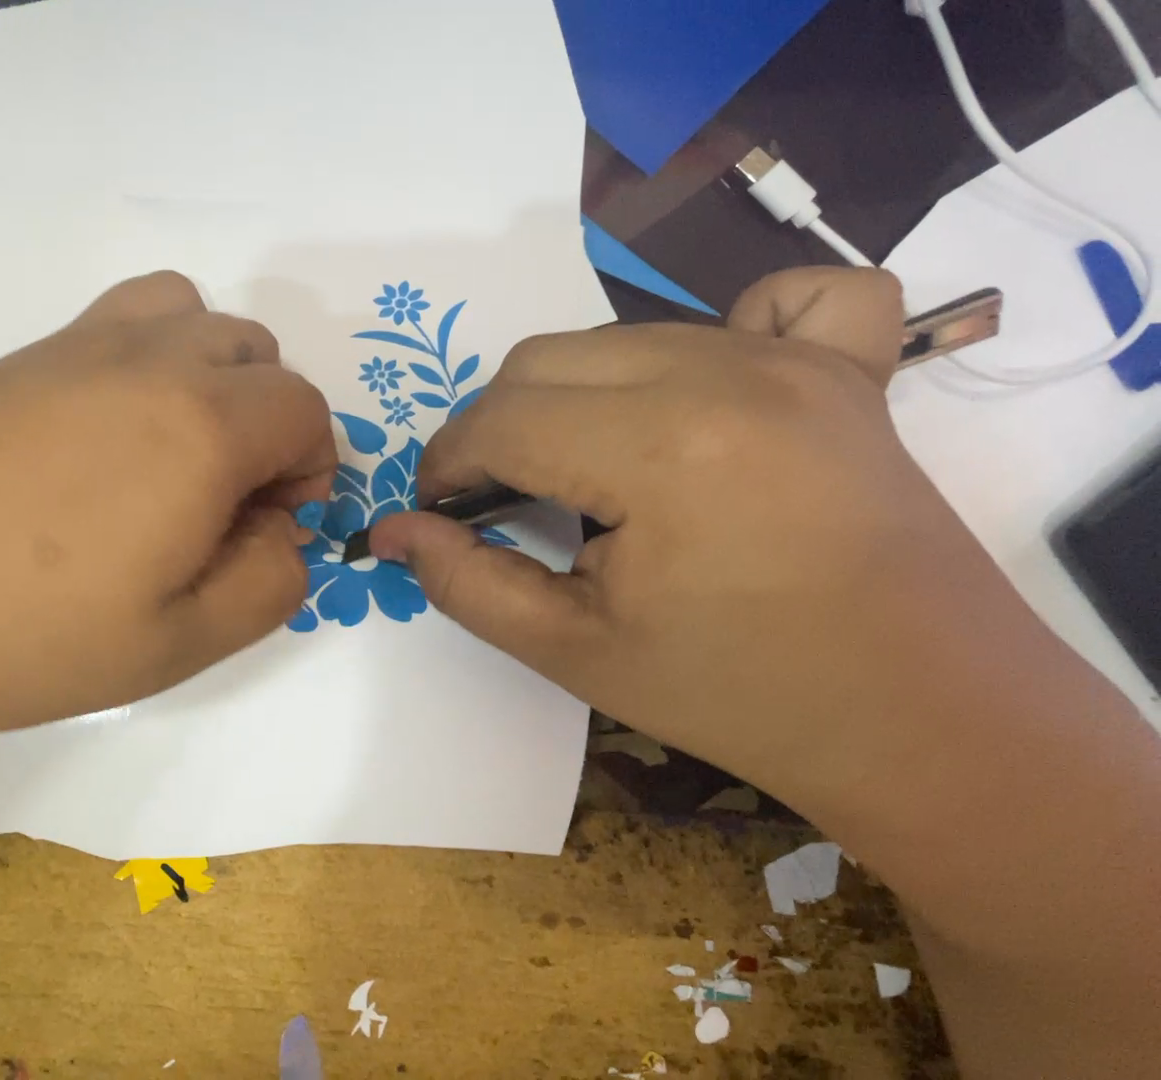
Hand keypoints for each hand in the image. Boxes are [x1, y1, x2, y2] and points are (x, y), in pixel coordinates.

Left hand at [0, 271, 333, 790]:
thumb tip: (280, 529)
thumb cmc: (25, 636)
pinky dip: (138, 361)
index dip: (311, 465)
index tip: (273, 522)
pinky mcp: (9, 358)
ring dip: (206, 371)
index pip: (303, 408)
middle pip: (252, 350)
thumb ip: (268, 584)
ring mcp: (71, 348)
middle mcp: (147, 363)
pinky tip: (90, 440)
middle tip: (222, 496)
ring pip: (181, 314)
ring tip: (168, 449)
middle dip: (265, 417)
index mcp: (202, 429)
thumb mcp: (178, 645)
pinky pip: (108, 325)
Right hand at [367, 267, 1090, 813]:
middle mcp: (730, 375)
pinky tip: (707, 388)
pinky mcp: (851, 371)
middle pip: (546, 360)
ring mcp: (801, 361)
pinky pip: (790, 298)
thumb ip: (465, 580)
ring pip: (624, 335)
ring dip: (574, 394)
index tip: (440, 510)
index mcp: (662, 451)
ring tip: (585, 471)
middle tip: (499, 499)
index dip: (447, 464)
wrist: (925, 721)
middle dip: (495, 427)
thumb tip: (393, 530)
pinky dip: (731, 325)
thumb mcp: (572, 650)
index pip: (501, 420)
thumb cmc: (737, 695)